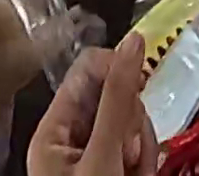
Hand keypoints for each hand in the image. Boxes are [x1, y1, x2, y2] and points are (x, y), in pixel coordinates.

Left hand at [30, 35, 156, 175]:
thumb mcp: (102, 155)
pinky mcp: (112, 168)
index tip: (141, 87)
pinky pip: (138, 143)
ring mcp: (92, 154)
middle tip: (128, 154)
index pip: (89, 67)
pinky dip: (144, 160)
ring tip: (135, 173)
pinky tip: (139, 175)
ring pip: (132, 119)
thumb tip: (135, 37)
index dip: (117, 68)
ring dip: (142, 144)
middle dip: (133, 120)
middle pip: (116, 93)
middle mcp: (72, 136)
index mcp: (54, 129)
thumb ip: (118, 97)